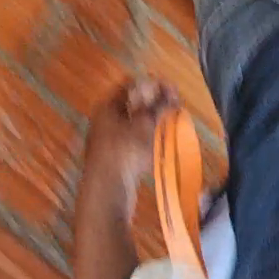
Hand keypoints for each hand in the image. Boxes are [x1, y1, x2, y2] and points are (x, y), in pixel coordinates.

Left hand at [80, 79, 178, 207]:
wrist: (106, 194)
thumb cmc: (124, 152)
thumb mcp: (144, 125)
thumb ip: (158, 106)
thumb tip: (171, 93)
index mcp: (107, 106)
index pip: (131, 84)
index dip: (151, 84)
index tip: (171, 90)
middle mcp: (104, 120)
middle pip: (132, 103)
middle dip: (154, 103)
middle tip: (174, 105)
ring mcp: (107, 140)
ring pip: (134, 122)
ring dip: (153, 120)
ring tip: (171, 122)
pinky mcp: (114, 158)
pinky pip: (133, 140)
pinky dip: (147, 137)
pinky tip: (160, 142)